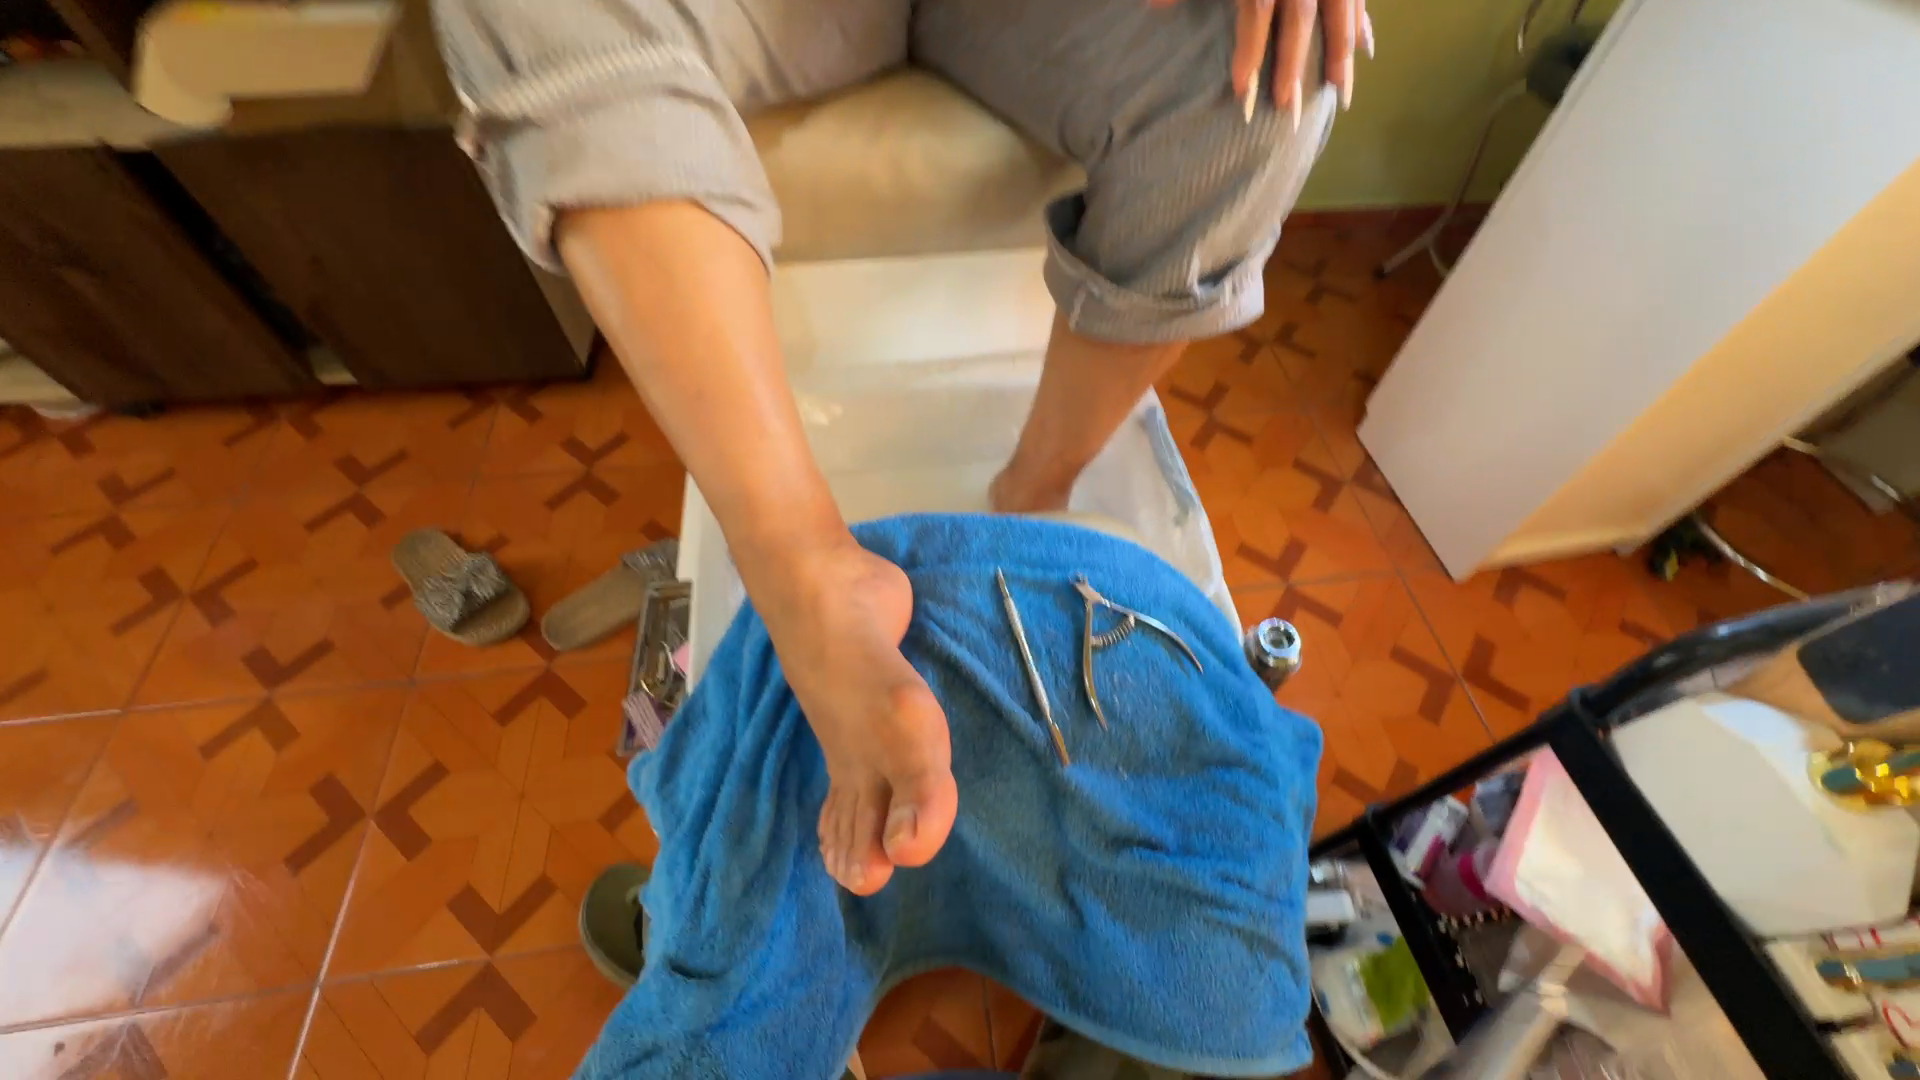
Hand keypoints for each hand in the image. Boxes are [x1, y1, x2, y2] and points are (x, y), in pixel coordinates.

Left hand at [1159, 0, 1372, 126]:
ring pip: (1340, 9)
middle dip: (1294, 63)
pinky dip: (1362, 21)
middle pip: (1300, 19)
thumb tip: (1154, 6)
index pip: (1257, 12)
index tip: (1240, 88)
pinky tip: (1366, 48)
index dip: (1249, 50)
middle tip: (1286, 106)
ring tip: (1339, 91)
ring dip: (1339, 51)